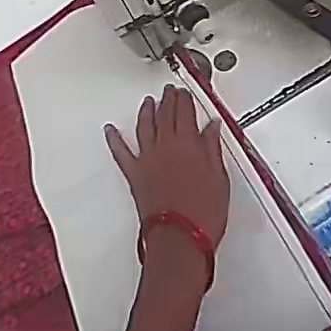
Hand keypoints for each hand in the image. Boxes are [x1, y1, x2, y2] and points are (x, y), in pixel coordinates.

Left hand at [105, 85, 229, 248]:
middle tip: (169, 91)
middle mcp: (165, 146)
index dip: (185, 99)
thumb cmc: (203, 213)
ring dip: (146, 112)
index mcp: (189, 144)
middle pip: (165, 115)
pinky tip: (110, 130)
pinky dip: (114, 139)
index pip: (186, 112)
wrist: (180, 238)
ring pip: (145, 127)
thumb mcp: (219, 178)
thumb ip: (212, 148)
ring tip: (147, 102)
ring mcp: (147, 159)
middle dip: (168, 100)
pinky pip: (121, 152)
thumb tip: (212, 128)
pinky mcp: (135, 175)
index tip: (185, 92)